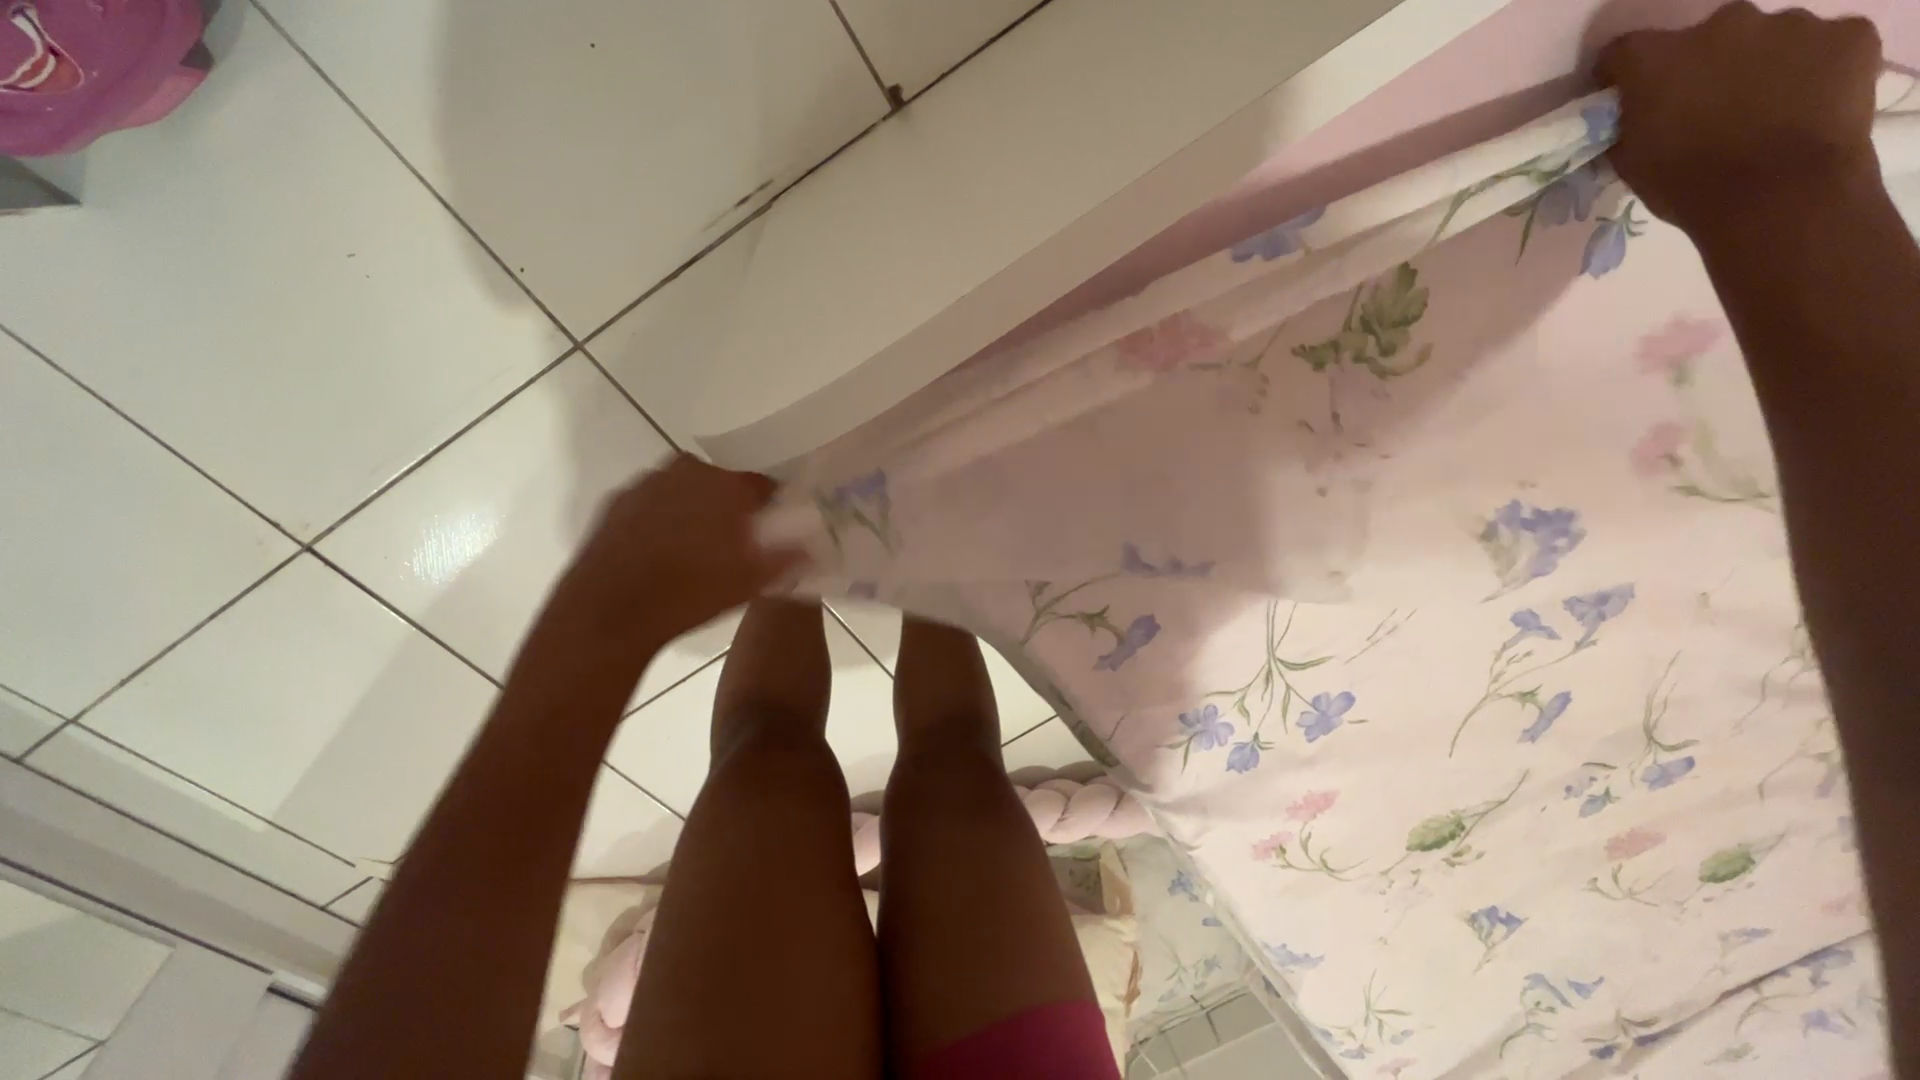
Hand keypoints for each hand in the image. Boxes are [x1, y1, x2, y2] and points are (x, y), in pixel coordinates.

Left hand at [547, 455, 807, 651]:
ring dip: (693, 508)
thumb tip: (817, 550)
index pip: (762, 484)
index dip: (770, 505)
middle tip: (735, 539)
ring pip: (683, 489)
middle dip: (730, 504)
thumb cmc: (689, 594)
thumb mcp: (749, 583)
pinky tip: (661, 552)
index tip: (773, 527)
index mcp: (726, 485)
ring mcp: (647, 483)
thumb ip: (788, 559)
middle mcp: (687, 471)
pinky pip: (651, 502)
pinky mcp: (616, 501)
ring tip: (696, 547)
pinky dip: (661, 518)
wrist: (608, 611)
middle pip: (721, 482)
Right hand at [1598, 3, 1882, 236]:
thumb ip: (1628, 125)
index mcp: (1657, 60)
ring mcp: (1791, 24)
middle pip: (1704, 37)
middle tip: (1703, 106)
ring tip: (1762, 108)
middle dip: (1700, 65)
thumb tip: (1635, 116)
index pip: (1625, 51)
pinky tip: (1806, 105)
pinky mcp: (1847, 34)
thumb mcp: (1630, 163)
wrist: (1778, 195)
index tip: (1625, 95)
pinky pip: (1824, 44)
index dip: (1622, 74)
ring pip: (1767, 38)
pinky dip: (1813, 68)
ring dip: (1757, 64)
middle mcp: (1722, 25)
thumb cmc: (1687, 185)